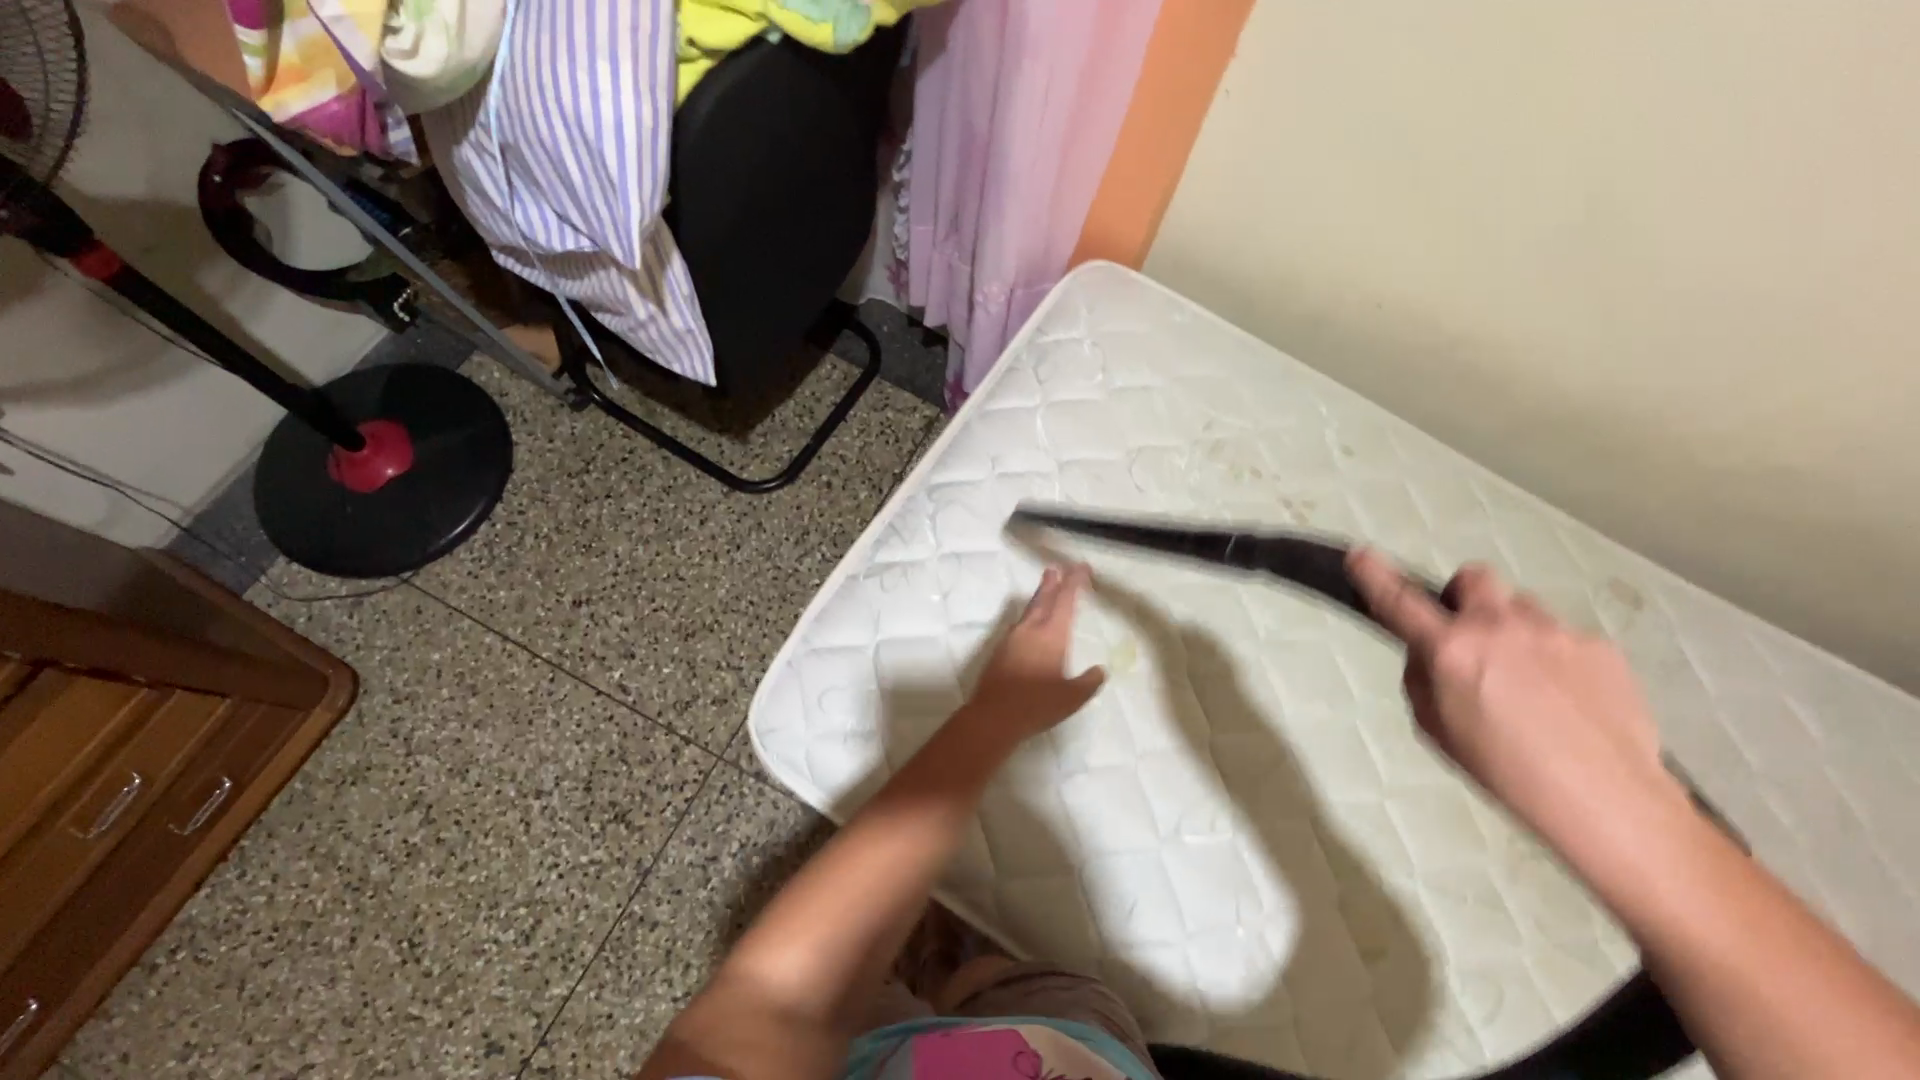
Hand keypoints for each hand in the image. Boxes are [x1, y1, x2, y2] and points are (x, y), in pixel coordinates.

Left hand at [961, 564, 1107, 743]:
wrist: (993, 717)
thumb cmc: (1037, 705)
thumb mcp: (1072, 697)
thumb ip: (1088, 682)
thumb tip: (1099, 670)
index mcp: (1051, 635)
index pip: (1066, 601)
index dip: (1074, 582)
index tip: (1080, 567)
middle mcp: (1030, 630)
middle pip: (1043, 600)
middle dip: (1051, 584)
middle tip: (1055, 569)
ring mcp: (1011, 640)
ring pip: (1028, 612)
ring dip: (1038, 599)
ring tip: (1044, 592)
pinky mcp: (999, 652)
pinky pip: (1018, 628)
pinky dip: (1028, 620)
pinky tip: (1028, 628)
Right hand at [1346, 549, 1687, 849]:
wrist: (1606, 797)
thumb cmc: (1503, 772)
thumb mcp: (1437, 730)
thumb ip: (1423, 680)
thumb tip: (1430, 654)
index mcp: (1452, 651)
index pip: (1400, 601)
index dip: (1375, 575)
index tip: (1361, 555)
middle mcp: (1501, 627)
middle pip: (1474, 577)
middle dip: (1463, 597)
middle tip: (1469, 634)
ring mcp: (1556, 632)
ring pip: (1522, 610)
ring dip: (1513, 631)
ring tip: (1529, 682)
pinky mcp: (1600, 646)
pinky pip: (1564, 639)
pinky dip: (1555, 660)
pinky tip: (1567, 701)